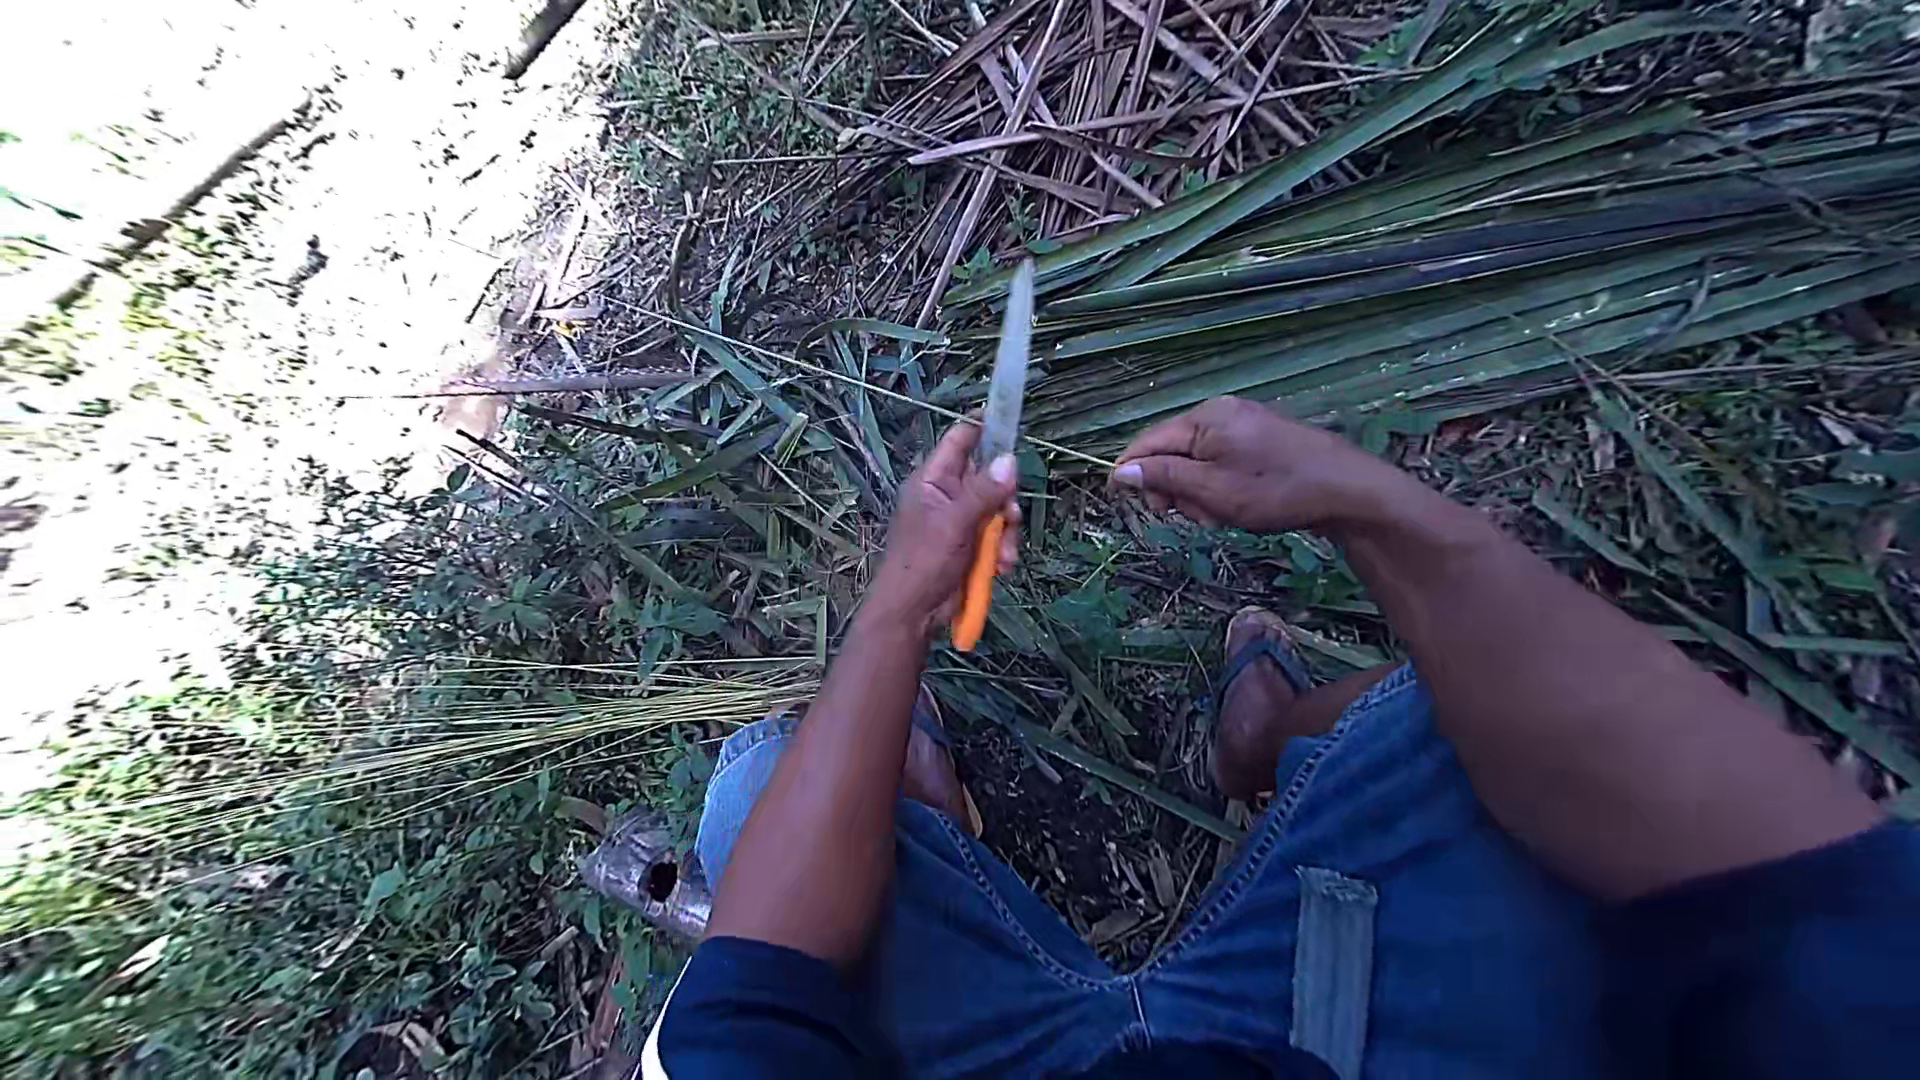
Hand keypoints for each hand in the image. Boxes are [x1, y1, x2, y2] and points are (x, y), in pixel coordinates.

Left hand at [868, 419, 1022, 632]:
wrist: (913, 613)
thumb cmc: (924, 562)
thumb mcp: (955, 523)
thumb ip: (983, 492)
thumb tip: (1009, 460)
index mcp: (933, 481)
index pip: (960, 441)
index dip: (983, 429)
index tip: (1009, 422)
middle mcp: (946, 496)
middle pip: (989, 479)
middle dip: (1004, 501)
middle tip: (1009, 516)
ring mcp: (959, 522)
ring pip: (997, 512)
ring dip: (1006, 534)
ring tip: (1003, 556)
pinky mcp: (970, 547)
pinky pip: (996, 538)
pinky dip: (1001, 552)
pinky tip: (1000, 568)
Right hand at [1110, 396, 1421, 532]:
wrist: (1349, 491)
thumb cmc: (1275, 491)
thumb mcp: (1211, 490)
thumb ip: (1163, 478)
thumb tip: (1120, 472)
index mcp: (1205, 418)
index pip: (1148, 442)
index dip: (1132, 473)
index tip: (1125, 502)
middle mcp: (1219, 412)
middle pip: (1170, 452)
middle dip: (1173, 488)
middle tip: (1191, 516)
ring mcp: (1241, 423)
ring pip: (1193, 461)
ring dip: (1196, 492)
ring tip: (1219, 515)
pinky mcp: (1257, 438)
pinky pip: (1217, 460)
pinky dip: (1215, 485)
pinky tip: (1233, 504)